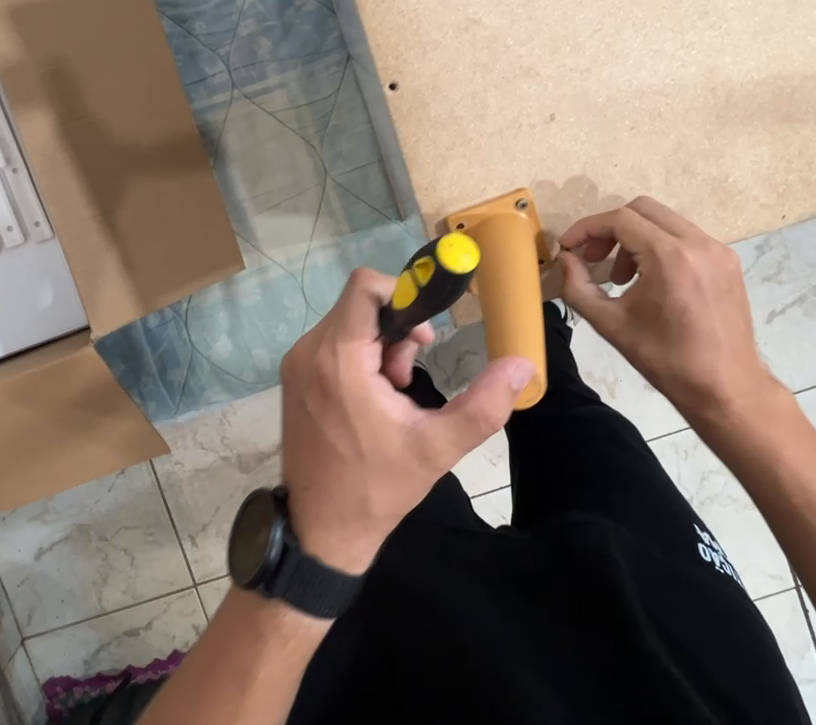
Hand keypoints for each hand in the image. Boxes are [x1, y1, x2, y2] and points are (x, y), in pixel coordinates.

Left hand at [280, 268, 534, 573]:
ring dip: (379, 345)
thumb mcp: (438, 448)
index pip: (365, 286)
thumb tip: (522, 366)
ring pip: (348, 322)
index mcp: (339, 360)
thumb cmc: (378, 487)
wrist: (321, 529)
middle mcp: (309, 351)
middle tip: (409, 377)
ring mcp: (295, 362)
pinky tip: (371, 399)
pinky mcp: (293, 375)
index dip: (404, 293)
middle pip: (361, 305)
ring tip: (393, 393)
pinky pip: (332, 341)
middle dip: (396, 330)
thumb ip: (483, 405)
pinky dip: (358, 355)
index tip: (426, 333)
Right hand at [555, 196, 779, 427]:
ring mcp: (718, 250)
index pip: (619, 220)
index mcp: (670, 257)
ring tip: (622, 277)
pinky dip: (659, 246)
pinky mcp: (728, 261)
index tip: (568, 247)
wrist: (726, 387)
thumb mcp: (609, 324)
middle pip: (642, 209)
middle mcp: (698, 244)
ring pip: (665, 220)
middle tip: (594, 259)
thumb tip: (565, 260)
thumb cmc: (665, 359)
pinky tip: (650, 280)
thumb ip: (577, 286)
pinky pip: (685, 236)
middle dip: (610, 229)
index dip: (587, 229)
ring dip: (635, 237)